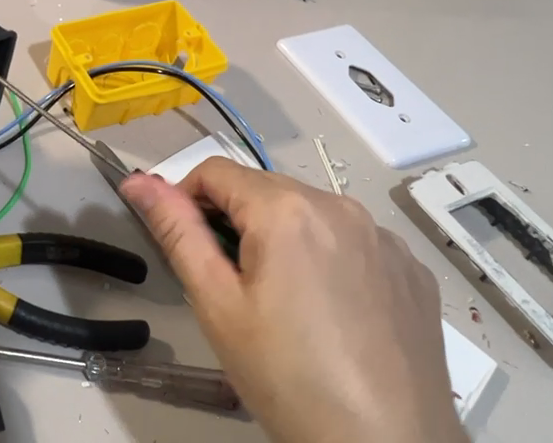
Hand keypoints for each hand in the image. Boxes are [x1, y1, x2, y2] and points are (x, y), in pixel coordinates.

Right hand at [120, 160, 465, 442]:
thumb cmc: (289, 379)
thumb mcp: (216, 304)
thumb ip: (176, 231)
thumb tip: (138, 182)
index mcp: (286, 208)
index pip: (214, 172)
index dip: (187, 200)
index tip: (187, 247)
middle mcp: (340, 206)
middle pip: (264, 190)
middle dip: (237, 222)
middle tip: (231, 286)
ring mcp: (384, 238)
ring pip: (310, 214)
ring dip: (284, 238)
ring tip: (283, 304)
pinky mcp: (414, 272)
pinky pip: (354, 243)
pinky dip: (330, 259)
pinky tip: (331, 313)